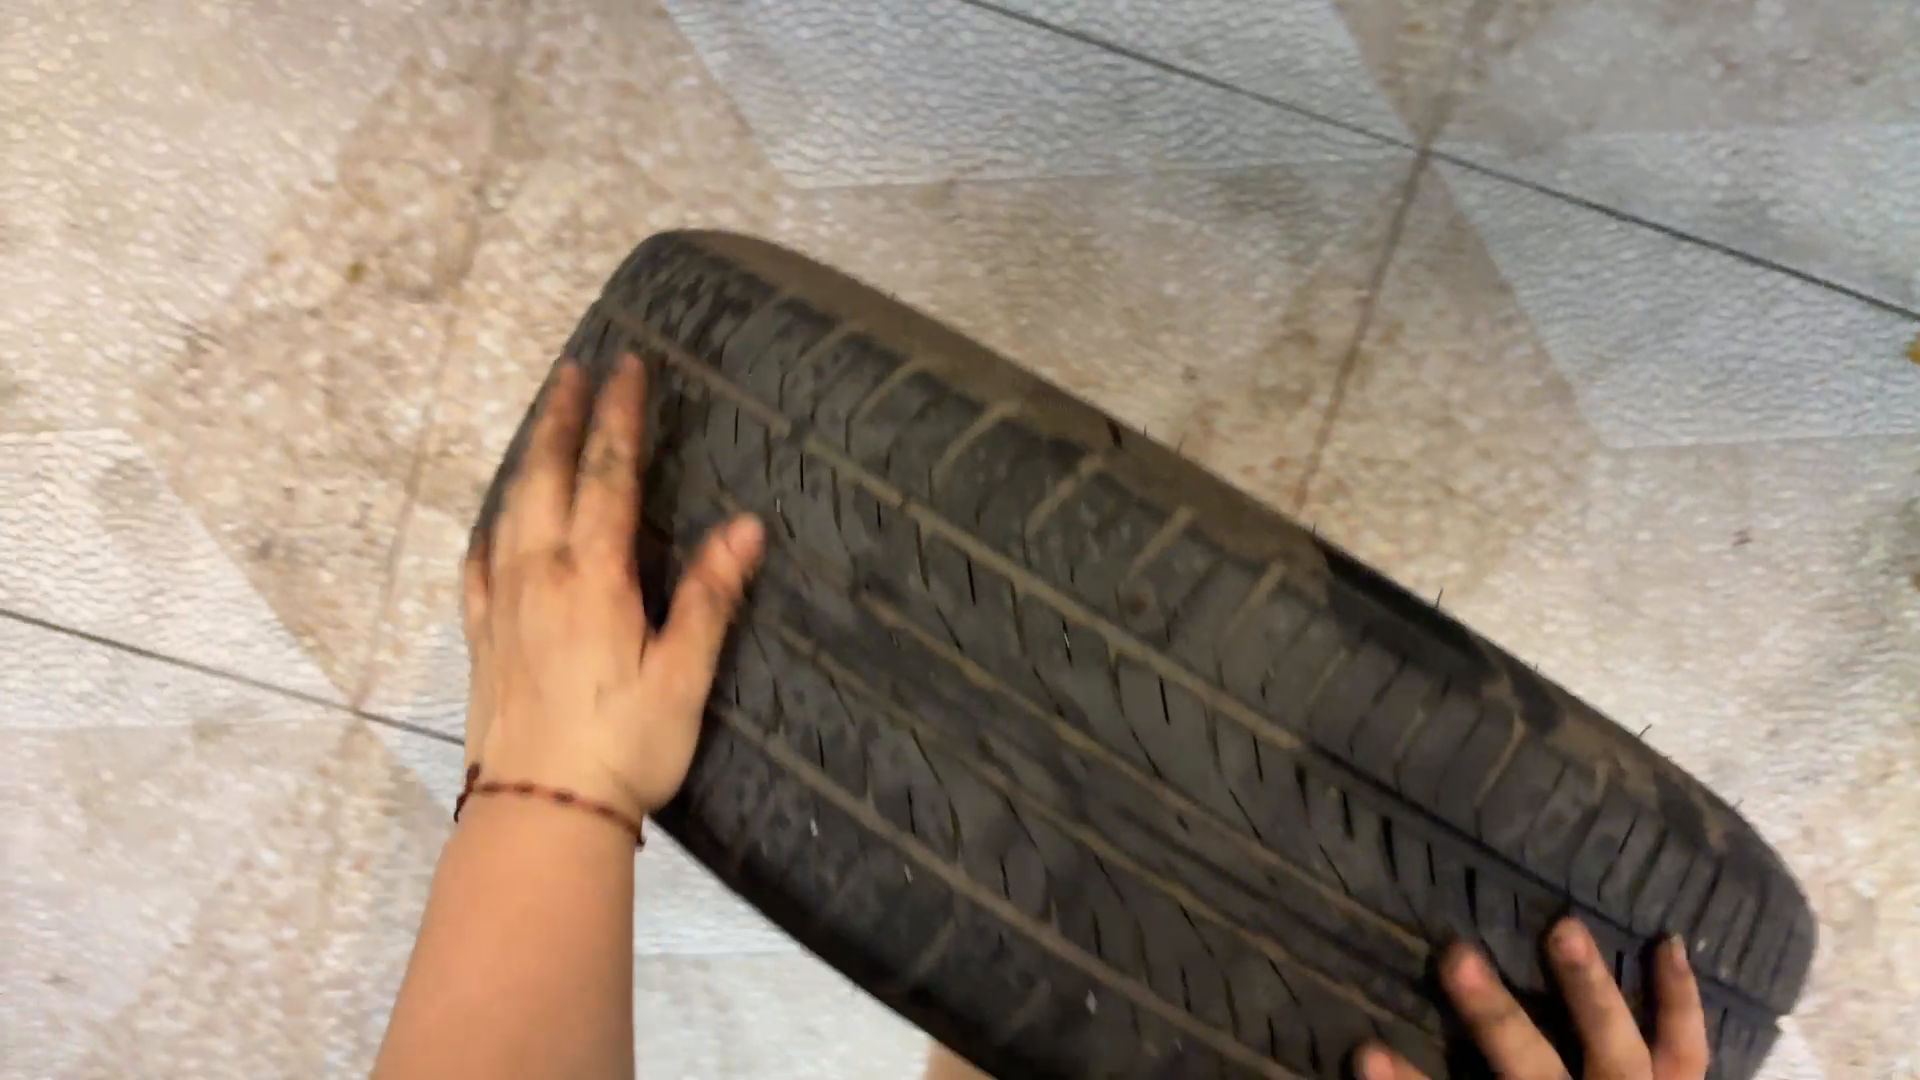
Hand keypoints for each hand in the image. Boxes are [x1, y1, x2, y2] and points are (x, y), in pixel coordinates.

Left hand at [461, 354, 765, 821]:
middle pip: (546, 478)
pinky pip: (479, 564)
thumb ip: (710, 596)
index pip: (607, 478)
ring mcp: (502, 605)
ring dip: (527, 458)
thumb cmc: (627, 744)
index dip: (617, 418)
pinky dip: (491, 526)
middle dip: (561, 418)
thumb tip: (747, 526)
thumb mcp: (684, 673)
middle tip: (574, 370)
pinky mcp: (483, 637)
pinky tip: (495, 522)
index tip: (626, 368)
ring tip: (540, 423)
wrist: (542, 812)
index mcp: (594, 578)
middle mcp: (540, 577)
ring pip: (509, 510)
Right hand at [1358, 918, 1708, 1079]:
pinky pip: (1686, 1050)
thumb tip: (1370, 1062)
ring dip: (1589, 988)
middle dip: (1496, 1017)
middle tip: (1456, 957)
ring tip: (1565, 929)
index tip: (1365, 1051)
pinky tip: (1669, 945)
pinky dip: (1680, 999)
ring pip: (1617, 1049)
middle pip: (1532, 1068)